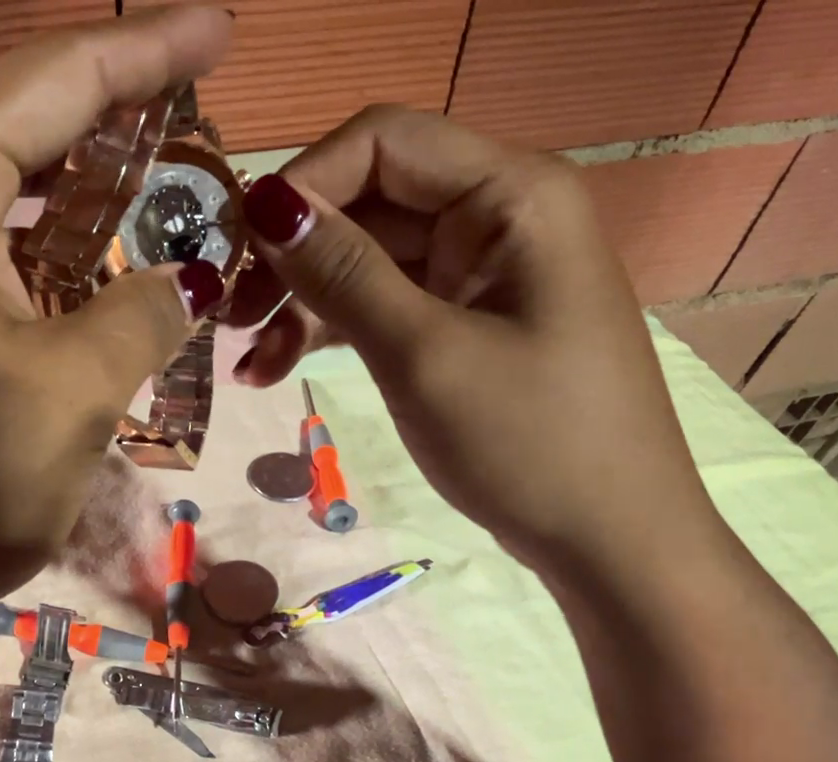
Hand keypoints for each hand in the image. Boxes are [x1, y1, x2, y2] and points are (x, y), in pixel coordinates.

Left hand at [0, 8, 234, 617]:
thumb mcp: (72, 390)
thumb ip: (144, 310)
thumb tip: (192, 274)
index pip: (54, 78)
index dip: (147, 49)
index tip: (220, 29)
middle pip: (20, 125)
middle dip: (115, 123)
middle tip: (196, 128)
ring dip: (81, 203)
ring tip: (158, 208)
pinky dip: (41, 259)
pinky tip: (88, 283)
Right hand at [226, 107, 725, 576]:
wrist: (611, 542)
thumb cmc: (531, 443)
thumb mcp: (424, 355)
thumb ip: (342, 273)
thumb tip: (265, 205)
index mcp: (511, 194)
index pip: (381, 142)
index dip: (300, 185)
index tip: (234, 249)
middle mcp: (497, 215)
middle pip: (368, 201)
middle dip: (292, 254)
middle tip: (226, 316)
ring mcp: (481, 272)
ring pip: (367, 258)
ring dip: (301, 302)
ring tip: (245, 362)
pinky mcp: (468, 322)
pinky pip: (386, 304)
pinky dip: (332, 330)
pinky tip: (276, 368)